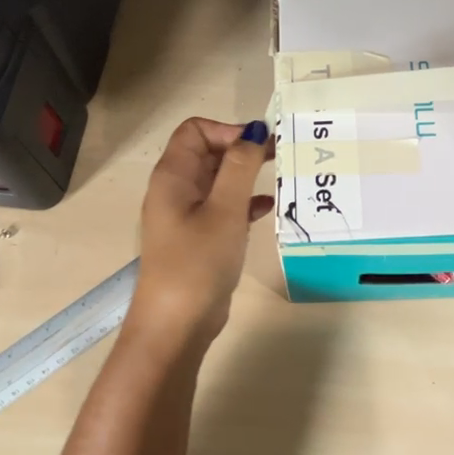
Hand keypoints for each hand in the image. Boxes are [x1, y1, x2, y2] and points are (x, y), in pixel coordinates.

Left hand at [131, 117, 273, 343]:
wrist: (176, 324)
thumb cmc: (198, 262)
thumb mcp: (224, 209)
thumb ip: (240, 166)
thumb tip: (253, 131)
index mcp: (173, 176)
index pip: (196, 130)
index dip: (227, 130)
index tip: (259, 146)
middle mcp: (175, 190)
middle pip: (208, 152)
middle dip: (242, 149)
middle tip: (280, 155)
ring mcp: (186, 215)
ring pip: (218, 180)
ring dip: (246, 175)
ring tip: (280, 177)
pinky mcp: (199, 238)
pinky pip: (222, 207)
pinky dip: (244, 202)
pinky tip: (267, 209)